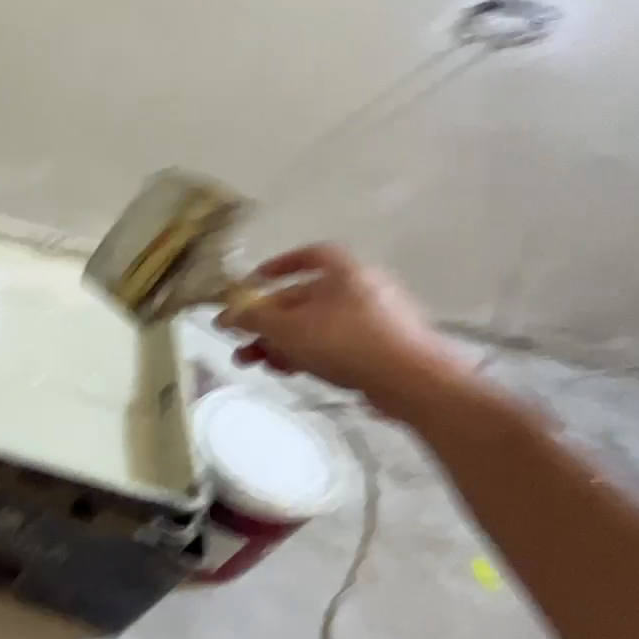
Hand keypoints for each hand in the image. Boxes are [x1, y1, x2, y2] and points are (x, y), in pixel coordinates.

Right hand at [215, 244, 468, 416]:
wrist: (414, 383)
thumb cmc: (345, 342)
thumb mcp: (286, 328)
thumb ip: (251, 318)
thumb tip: (224, 315)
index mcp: (344, 274)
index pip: (310, 255)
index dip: (279, 265)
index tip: (254, 282)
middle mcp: (361, 290)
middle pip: (303, 298)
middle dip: (266, 320)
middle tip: (239, 340)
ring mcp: (375, 320)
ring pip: (315, 325)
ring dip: (279, 342)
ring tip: (254, 363)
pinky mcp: (382, 349)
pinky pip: (334, 344)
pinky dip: (307, 353)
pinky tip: (287, 371)